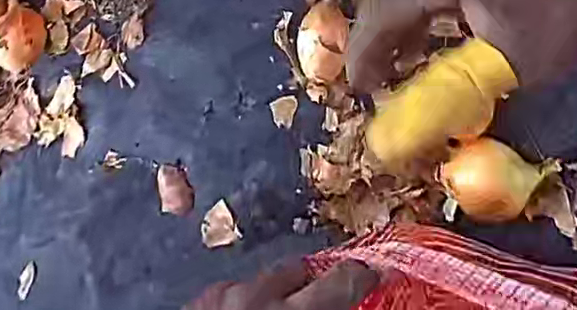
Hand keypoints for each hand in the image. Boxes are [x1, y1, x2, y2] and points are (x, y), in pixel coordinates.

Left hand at [185, 260, 379, 309]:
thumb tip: (344, 308)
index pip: (343, 282)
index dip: (363, 278)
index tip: (375, 277)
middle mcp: (263, 297)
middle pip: (303, 270)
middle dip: (317, 285)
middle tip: (327, 302)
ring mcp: (227, 296)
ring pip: (266, 280)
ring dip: (279, 295)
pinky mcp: (201, 301)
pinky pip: (232, 292)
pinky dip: (244, 305)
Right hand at [346, 0, 576, 92]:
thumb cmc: (551, 28)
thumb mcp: (500, 65)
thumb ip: (448, 90)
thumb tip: (408, 123)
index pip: (385, 14)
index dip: (365, 53)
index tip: (355, 89)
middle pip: (389, 3)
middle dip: (374, 45)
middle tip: (365, 87)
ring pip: (406, 2)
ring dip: (394, 39)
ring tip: (384, 78)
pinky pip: (427, 0)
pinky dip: (417, 29)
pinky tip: (416, 56)